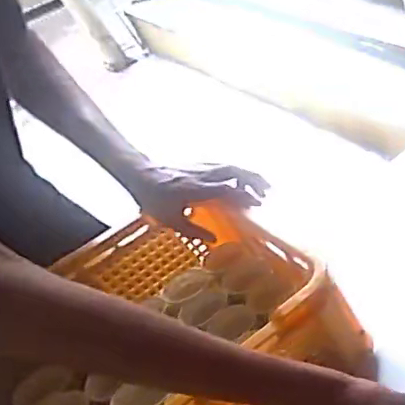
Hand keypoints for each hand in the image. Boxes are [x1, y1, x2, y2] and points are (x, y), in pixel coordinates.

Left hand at [123, 164, 270, 240]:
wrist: (137, 171)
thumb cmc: (152, 197)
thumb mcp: (168, 219)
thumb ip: (193, 230)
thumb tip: (214, 240)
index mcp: (194, 188)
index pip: (225, 189)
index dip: (243, 195)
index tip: (258, 204)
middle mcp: (201, 175)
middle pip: (234, 172)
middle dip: (253, 181)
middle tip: (267, 193)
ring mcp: (202, 167)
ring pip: (232, 167)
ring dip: (250, 175)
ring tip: (265, 186)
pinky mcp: (202, 165)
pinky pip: (226, 167)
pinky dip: (241, 173)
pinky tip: (246, 182)